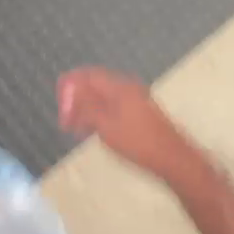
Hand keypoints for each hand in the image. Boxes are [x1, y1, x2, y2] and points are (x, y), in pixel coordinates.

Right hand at [57, 67, 203, 181]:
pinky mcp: (140, 111)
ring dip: (87, 109)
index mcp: (118, 86)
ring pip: (103, 97)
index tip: (60, 105)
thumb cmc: (137, 142)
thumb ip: (86, 106)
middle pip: (94, 84)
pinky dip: (99, 114)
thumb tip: (71, 91)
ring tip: (75, 129)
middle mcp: (127, 87)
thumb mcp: (105, 125)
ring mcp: (136, 98)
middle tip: (65, 120)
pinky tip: (93, 131)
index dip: (69, 87)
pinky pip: (113, 105)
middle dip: (76, 100)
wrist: (173, 158)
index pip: (86, 75)